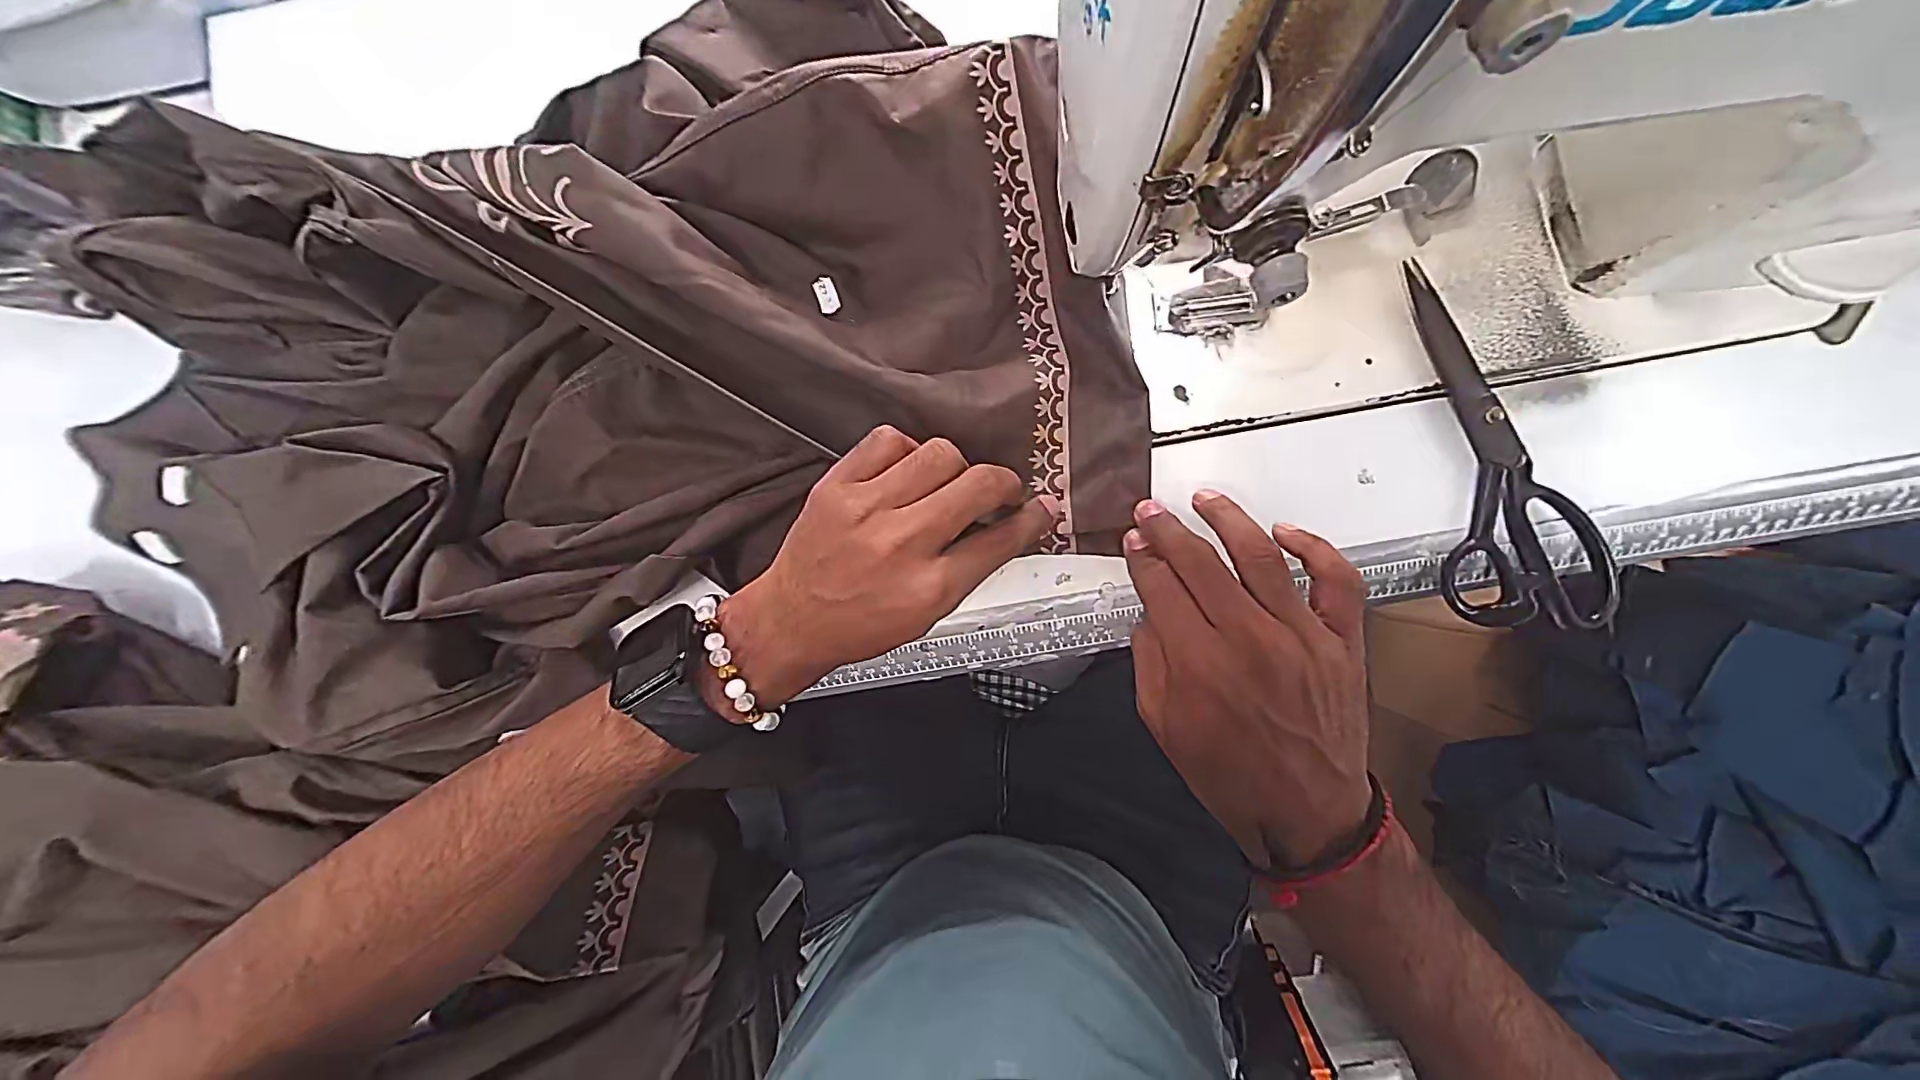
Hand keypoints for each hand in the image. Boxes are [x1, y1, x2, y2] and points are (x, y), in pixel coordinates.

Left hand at [716, 426, 1060, 704]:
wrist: (791, 621)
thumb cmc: (857, 626)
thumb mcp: (925, 617)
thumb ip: (969, 572)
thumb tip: (1007, 532)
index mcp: (928, 589)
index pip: (999, 541)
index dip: (1031, 520)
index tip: (1040, 509)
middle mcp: (901, 544)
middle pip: (979, 487)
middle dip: (1004, 485)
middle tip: (1000, 492)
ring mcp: (865, 509)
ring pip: (940, 454)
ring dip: (958, 467)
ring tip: (949, 483)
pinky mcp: (837, 486)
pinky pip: (889, 441)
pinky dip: (908, 450)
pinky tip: (907, 471)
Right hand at [1124, 491, 1371, 868]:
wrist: (1308, 811)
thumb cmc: (1231, 776)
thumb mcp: (1164, 726)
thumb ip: (1150, 663)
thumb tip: (1149, 615)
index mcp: (1199, 664)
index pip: (1161, 587)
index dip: (1142, 558)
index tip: (1134, 543)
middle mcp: (1248, 640)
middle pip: (1200, 563)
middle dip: (1167, 530)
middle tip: (1150, 512)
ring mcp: (1301, 636)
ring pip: (1260, 556)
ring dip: (1227, 519)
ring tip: (1205, 500)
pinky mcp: (1340, 641)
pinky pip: (1336, 580)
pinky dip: (1314, 547)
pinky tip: (1285, 532)